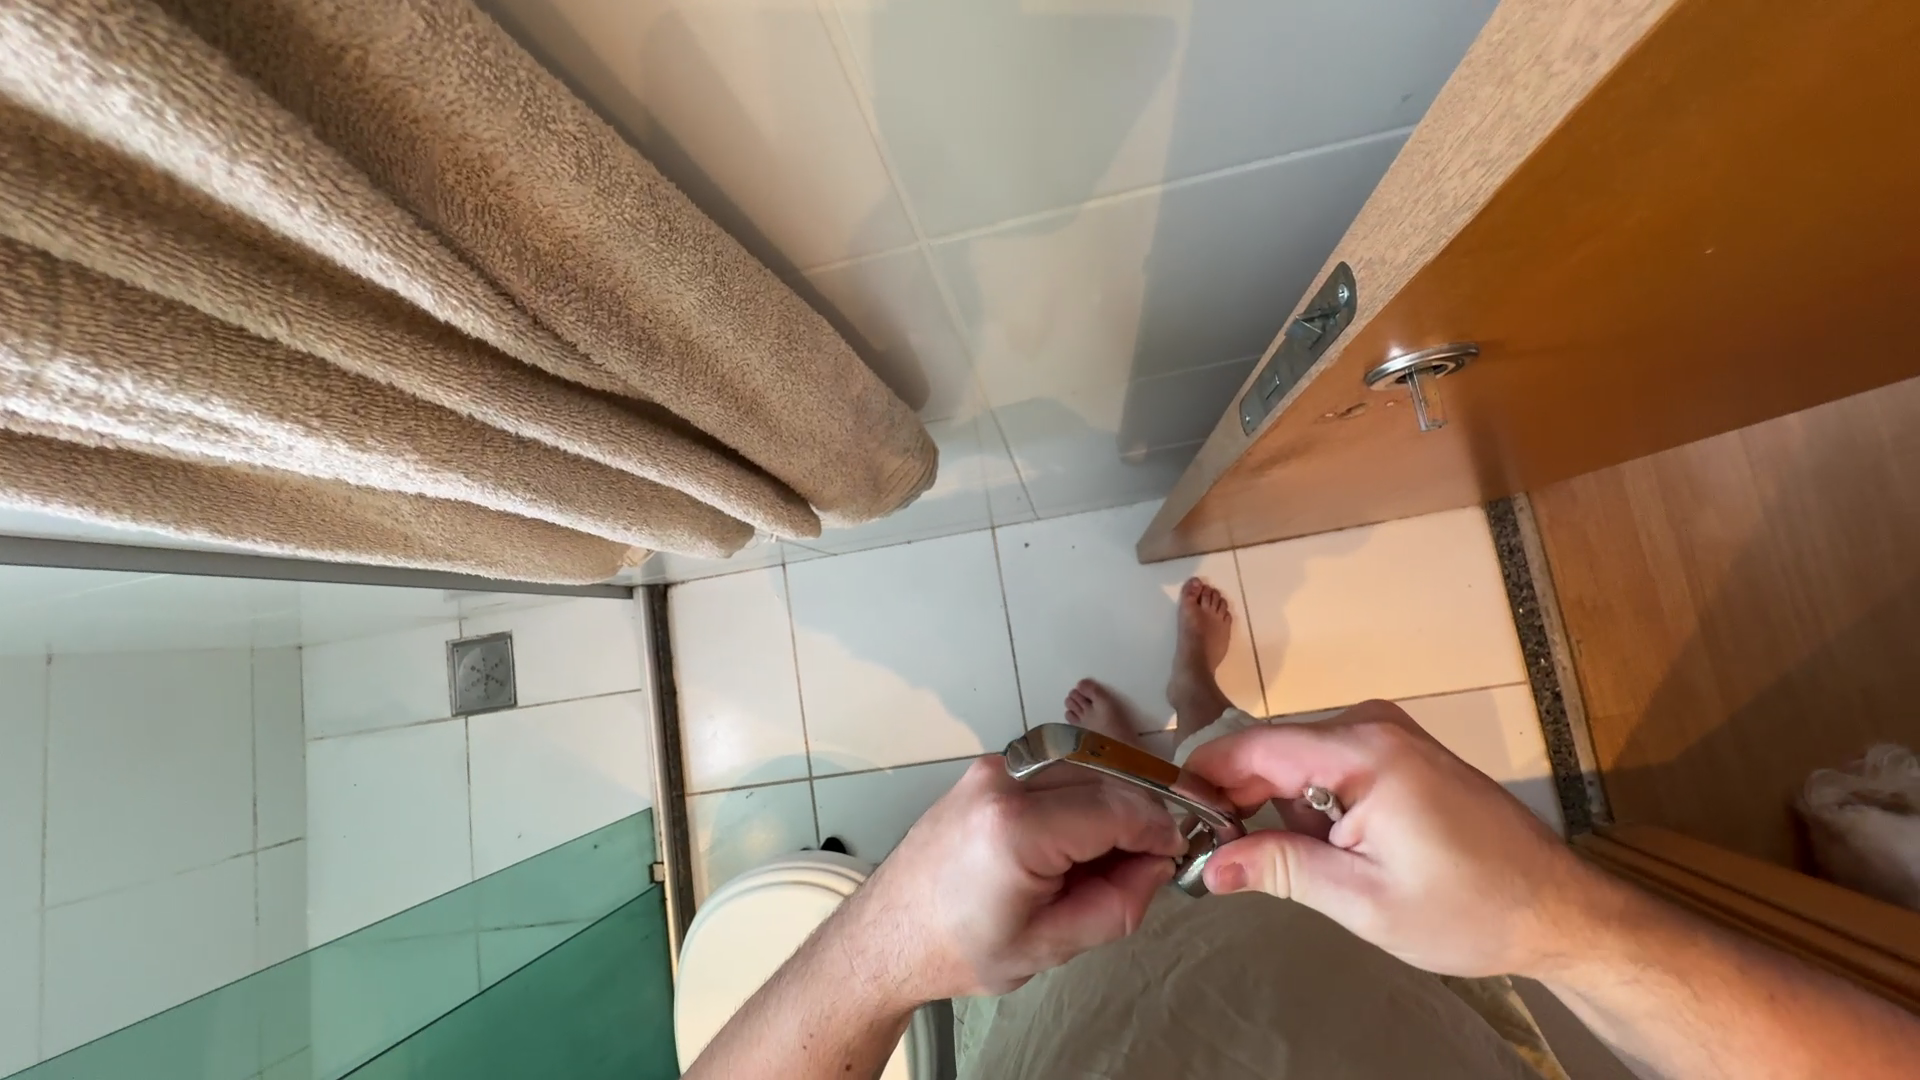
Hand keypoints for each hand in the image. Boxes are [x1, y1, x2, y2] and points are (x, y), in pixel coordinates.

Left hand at [834, 756, 1186, 1004]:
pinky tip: (1074, 838)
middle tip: (1146, 861)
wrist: (890, 930)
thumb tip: (1159, 860)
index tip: (1178, 850)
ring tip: (1106, 856)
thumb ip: (1118, 902)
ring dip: (1109, 801)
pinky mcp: (987, 768)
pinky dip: (1079, 795)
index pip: (1118, 806)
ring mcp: (992, 766)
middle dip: (1137, 813)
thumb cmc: (962, 948)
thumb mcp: (1051, 946)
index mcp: (1018, 826)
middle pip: (1103, 776)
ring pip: (1081, 766)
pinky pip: (1053, 768)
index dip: (1158, 827)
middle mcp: (1004, 778)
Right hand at [1186, 699, 1602, 978]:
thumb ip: (1277, 869)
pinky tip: (1341, 842)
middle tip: (1233, 857)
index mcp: (1362, 751)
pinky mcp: (1396, 745)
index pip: (1253, 747)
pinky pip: (1325, 761)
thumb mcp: (1363, 900)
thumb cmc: (1468, 911)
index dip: (1207, 779)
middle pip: (1272, 749)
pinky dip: (1313, 800)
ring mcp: (1385, 729)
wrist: (1563, 913)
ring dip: (1284, 806)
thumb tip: (1207, 866)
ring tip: (1318, 861)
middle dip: (1245, 800)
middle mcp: (1369, 723)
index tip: (1181, 820)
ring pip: (1295, 757)